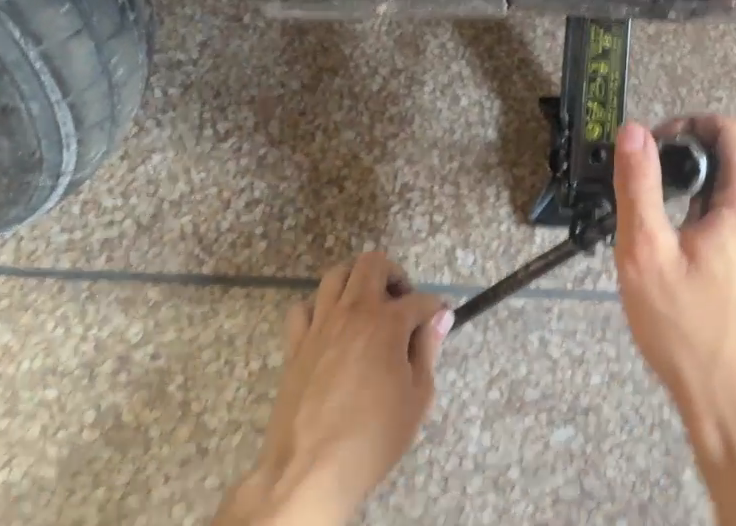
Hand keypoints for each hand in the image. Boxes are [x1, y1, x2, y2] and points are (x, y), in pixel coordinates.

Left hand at [214, 253, 451, 525]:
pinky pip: (303, 307)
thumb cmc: (374, 437)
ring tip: (367, 305)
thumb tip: (440, 318)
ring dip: (356, 281)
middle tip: (402, 301)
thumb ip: (428, 350)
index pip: (419, 299)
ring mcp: (319, 326)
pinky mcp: (295, 346)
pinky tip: (330, 326)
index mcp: (387, 323)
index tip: (440, 319)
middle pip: (372, 264)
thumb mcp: (417, 397)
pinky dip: (319, 307)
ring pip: (335, 275)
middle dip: (394, 274)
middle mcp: (352, 312)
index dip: (435, 308)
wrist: (310, 471)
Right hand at [611, 117, 735, 434]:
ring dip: (708, 200)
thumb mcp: (647, 256)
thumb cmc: (691, 334)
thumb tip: (634, 131)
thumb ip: (639, 186)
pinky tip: (704, 264)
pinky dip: (728, 222)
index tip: (653, 153)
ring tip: (678, 244)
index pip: (727, 128)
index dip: (686, 127)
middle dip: (693, 172)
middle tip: (658, 211)